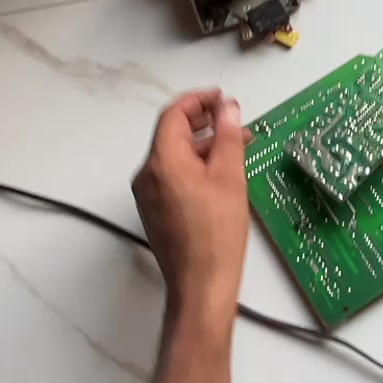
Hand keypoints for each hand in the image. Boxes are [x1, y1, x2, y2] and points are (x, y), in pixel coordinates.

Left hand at [132, 89, 250, 326]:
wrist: (201, 284)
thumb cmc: (217, 232)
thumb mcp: (229, 176)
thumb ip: (228, 136)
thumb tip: (228, 107)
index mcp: (162, 161)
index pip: (173, 114)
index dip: (198, 100)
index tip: (222, 98)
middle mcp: (147, 175)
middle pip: (172, 134)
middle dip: (203, 121)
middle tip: (233, 119)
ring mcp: (148, 195)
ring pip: (174, 156)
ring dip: (202, 144)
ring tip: (235, 146)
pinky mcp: (156, 211)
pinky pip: (172, 175)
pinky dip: (194, 165)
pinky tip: (219, 173)